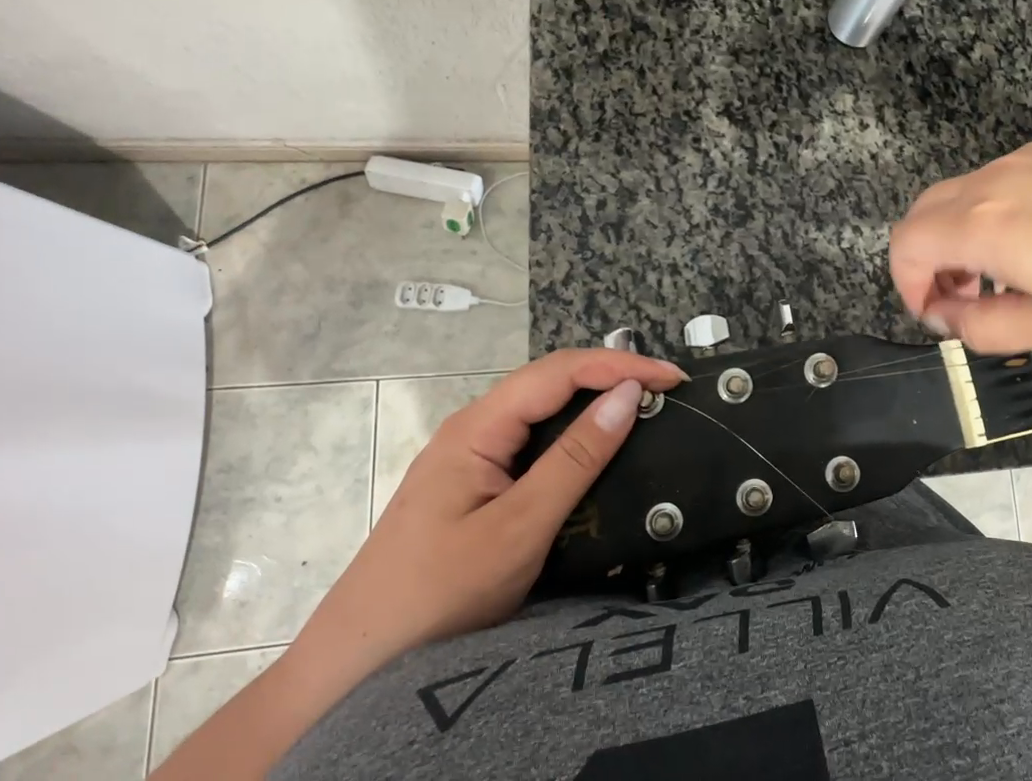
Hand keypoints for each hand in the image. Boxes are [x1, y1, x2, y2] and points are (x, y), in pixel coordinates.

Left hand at [288, 348, 687, 689]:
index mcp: (477, 428)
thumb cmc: (441, 594)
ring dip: (592, 405)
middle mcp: (471, 432)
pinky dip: (573, 439)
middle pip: (548, 384)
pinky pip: (530, 447)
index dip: (619, 365)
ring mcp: (469, 461)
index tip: (673, 380)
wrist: (358, 665)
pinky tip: (596, 455)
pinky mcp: (473, 490)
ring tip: (644, 415)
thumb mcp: (520, 527)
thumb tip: (627, 396)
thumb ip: (575, 459)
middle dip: (609, 376)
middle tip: (667, 395)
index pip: (559, 372)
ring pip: (539, 414)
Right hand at [889, 139, 1031, 352]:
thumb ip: (985, 329)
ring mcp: (1030, 157)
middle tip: (969, 302)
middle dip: (928, 262)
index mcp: (986, 224)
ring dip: (960, 238)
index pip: (905, 245)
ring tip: (1009, 277)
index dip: (907, 288)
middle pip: (924, 213)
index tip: (944, 319)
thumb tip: (950, 318)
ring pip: (962, 194)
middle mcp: (996, 179)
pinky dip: (994, 214)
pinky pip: (1002, 180)